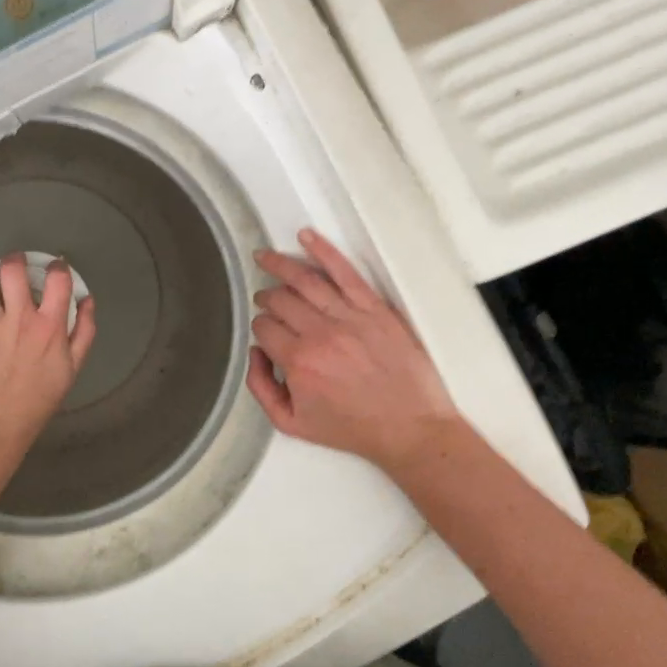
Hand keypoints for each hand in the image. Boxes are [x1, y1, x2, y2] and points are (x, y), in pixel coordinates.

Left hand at [0, 252, 97, 447]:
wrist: (2, 420)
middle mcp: (19, 319)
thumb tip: (87, 298)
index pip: (57, 279)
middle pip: (13, 269)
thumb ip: (84, 330)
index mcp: (49, 326)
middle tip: (16, 264)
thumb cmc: (42, 394)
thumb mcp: (74, 366)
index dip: (59, 267)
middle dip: (15, 258)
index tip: (56, 269)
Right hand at [245, 228, 462, 471]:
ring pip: (304, 279)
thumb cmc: (353, 428)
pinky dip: (323, 251)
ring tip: (265, 256)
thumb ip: (260, 388)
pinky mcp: (376, 310)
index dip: (260, 328)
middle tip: (266, 300)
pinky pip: (345, 272)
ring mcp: (350, 318)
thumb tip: (255, 353)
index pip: (264, 327)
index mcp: (299, 362)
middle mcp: (321, 335)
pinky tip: (306, 237)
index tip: (267, 333)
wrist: (411, 430)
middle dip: (266, 298)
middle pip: (279, 300)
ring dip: (279, 264)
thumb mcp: (292, 424)